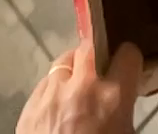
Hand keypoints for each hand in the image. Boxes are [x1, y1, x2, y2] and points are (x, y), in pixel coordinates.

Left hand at [16, 41, 141, 133]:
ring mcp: (51, 95)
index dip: (129, 61)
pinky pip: (44, 85)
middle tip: (99, 74)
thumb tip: (124, 97)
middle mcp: (81, 86)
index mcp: (112, 97)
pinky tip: (56, 110)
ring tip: (75, 92)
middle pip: (89, 46)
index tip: (128, 69)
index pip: (128, 53)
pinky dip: (52, 92)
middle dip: (96, 56)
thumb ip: (124, 110)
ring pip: (63, 62)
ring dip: (72, 73)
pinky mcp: (28, 108)